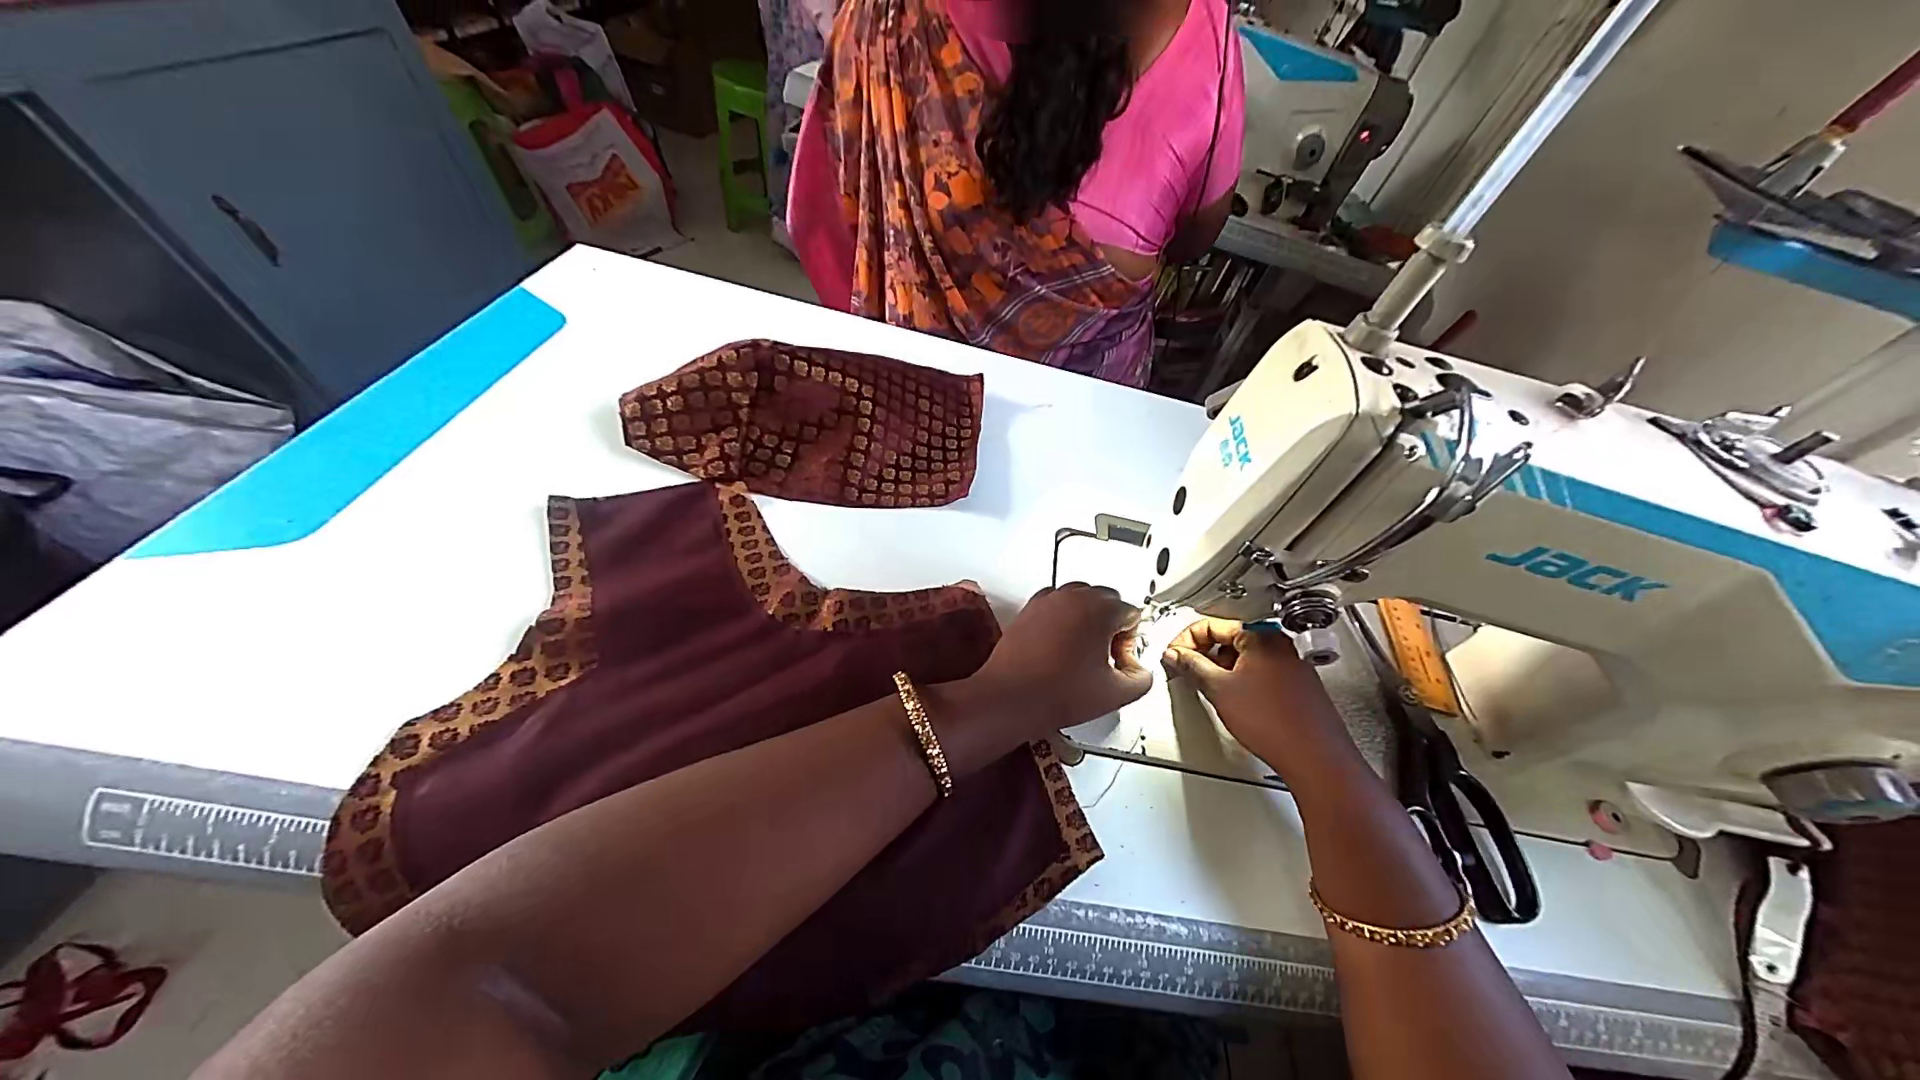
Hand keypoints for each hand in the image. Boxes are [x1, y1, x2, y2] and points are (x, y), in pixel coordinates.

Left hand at [969, 584, 1153, 732]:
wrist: (1011, 698)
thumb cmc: (1058, 693)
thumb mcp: (1117, 693)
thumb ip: (1142, 677)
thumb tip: (1139, 671)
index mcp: (1100, 608)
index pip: (1132, 615)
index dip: (1129, 643)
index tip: (1117, 664)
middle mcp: (1073, 596)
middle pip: (1107, 602)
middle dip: (1110, 628)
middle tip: (1102, 660)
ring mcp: (1048, 600)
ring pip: (1081, 602)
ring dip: (1087, 622)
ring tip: (1080, 656)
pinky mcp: (1029, 610)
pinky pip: (1056, 607)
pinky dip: (1063, 621)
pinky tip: (1058, 650)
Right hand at [1160, 618, 1354, 775]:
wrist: (1314, 757)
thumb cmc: (1278, 724)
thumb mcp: (1219, 689)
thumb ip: (1191, 666)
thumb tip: (1176, 655)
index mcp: (1261, 636)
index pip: (1211, 624)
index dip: (1185, 640)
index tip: (1174, 655)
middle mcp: (1280, 645)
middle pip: (1227, 637)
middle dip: (1202, 653)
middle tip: (1184, 669)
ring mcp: (1290, 664)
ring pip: (1243, 656)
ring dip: (1220, 668)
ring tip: (1209, 688)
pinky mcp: (1295, 684)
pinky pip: (1258, 671)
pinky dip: (1239, 680)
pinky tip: (1233, 700)